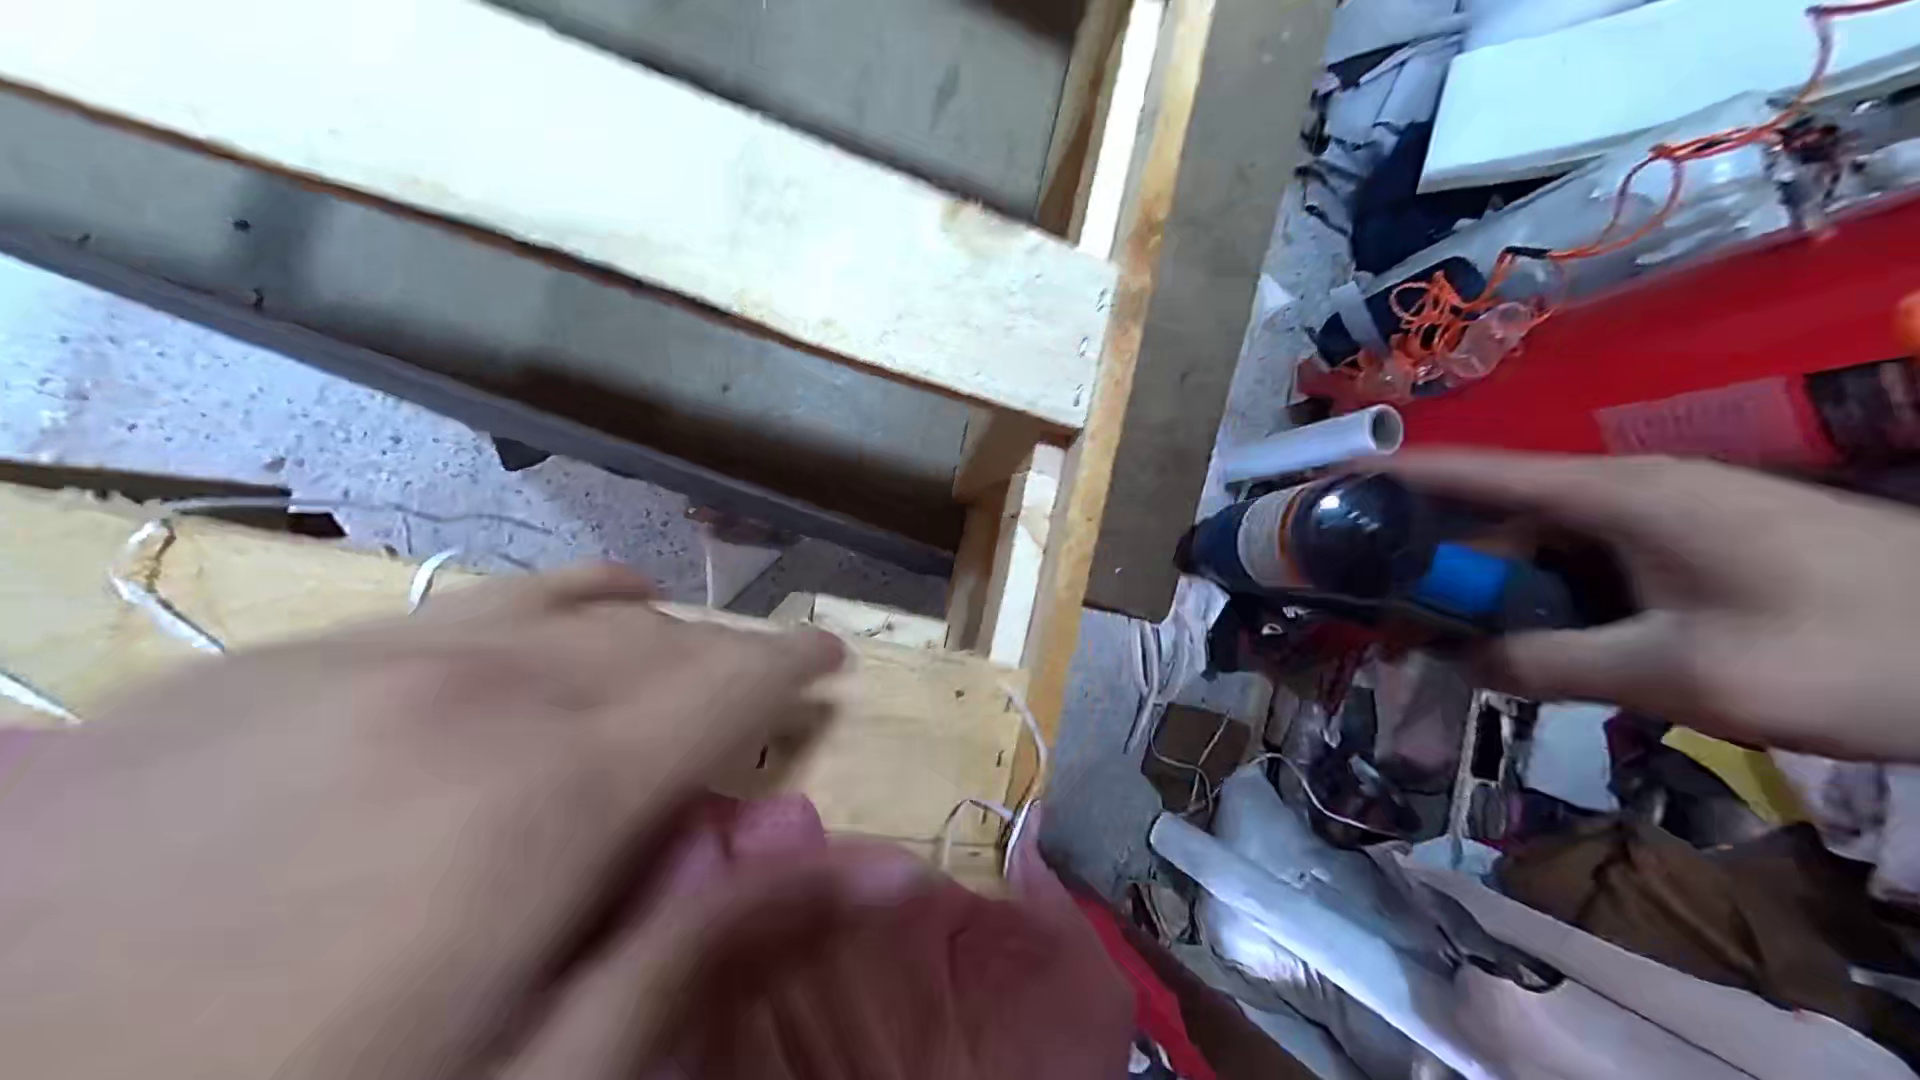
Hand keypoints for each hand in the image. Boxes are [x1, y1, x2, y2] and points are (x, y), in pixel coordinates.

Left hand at [0, 564, 933, 1079]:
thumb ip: (717, 948)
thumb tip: (885, 869)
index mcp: (551, 791)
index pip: (728, 682)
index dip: (794, 663)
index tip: (831, 658)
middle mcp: (474, 690)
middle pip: (656, 637)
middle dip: (724, 658)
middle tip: (755, 694)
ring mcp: (359, 664)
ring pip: (568, 602)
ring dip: (645, 625)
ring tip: (674, 652)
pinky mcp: (264, 670)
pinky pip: (463, 602)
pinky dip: (543, 609)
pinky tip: (539, 641)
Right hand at [1390, 452, 1919, 762]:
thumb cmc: (1859, 651)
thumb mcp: (1685, 674)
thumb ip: (1552, 664)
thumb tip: (1460, 661)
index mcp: (1615, 496)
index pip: (1473, 471)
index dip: (1395, 475)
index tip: (1328, 487)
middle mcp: (1625, 494)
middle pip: (1496, 516)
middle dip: (1433, 559)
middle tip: (1382, 608)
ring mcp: (1661, 518)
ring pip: (1539, 546)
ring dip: (1488, 588)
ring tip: (1445, 636)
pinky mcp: (1689, 547)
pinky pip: (1583, 565)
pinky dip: (1541, 599)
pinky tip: (1530, 640)